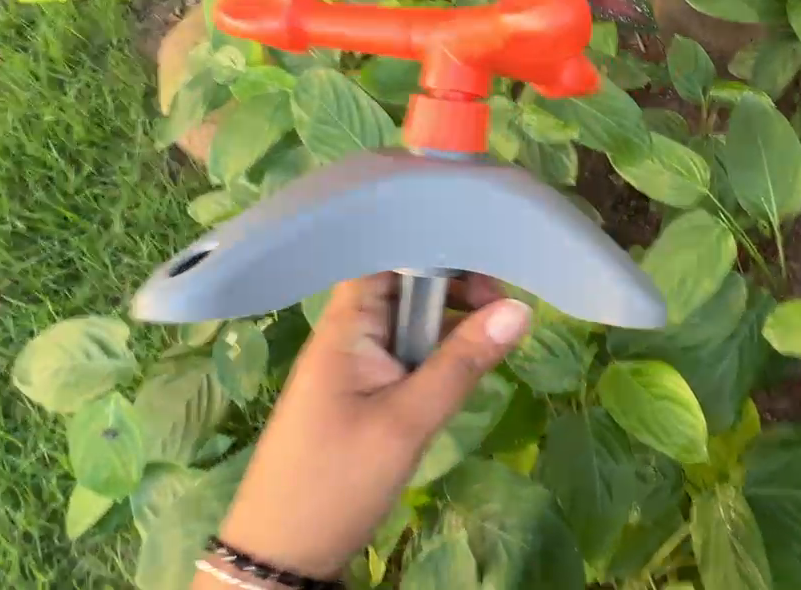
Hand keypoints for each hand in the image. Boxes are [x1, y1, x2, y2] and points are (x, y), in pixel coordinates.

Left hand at [202, 275, 531, 582]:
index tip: (487, 257)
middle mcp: (349, 330)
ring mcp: (356, 359)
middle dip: (456, 282)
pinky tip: (470, 360)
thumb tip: (522, 309)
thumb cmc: (335, 483)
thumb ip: (463, 362)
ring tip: (494, 333)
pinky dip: (441, 346)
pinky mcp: (364, 386)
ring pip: (412, 315)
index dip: (436, 243)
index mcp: (346, 324)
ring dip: (453, 316)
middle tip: (501, 306)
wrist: (278, 561)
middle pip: (406, 279)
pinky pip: (409, 346)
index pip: (388, 251)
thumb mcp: (407, 422)